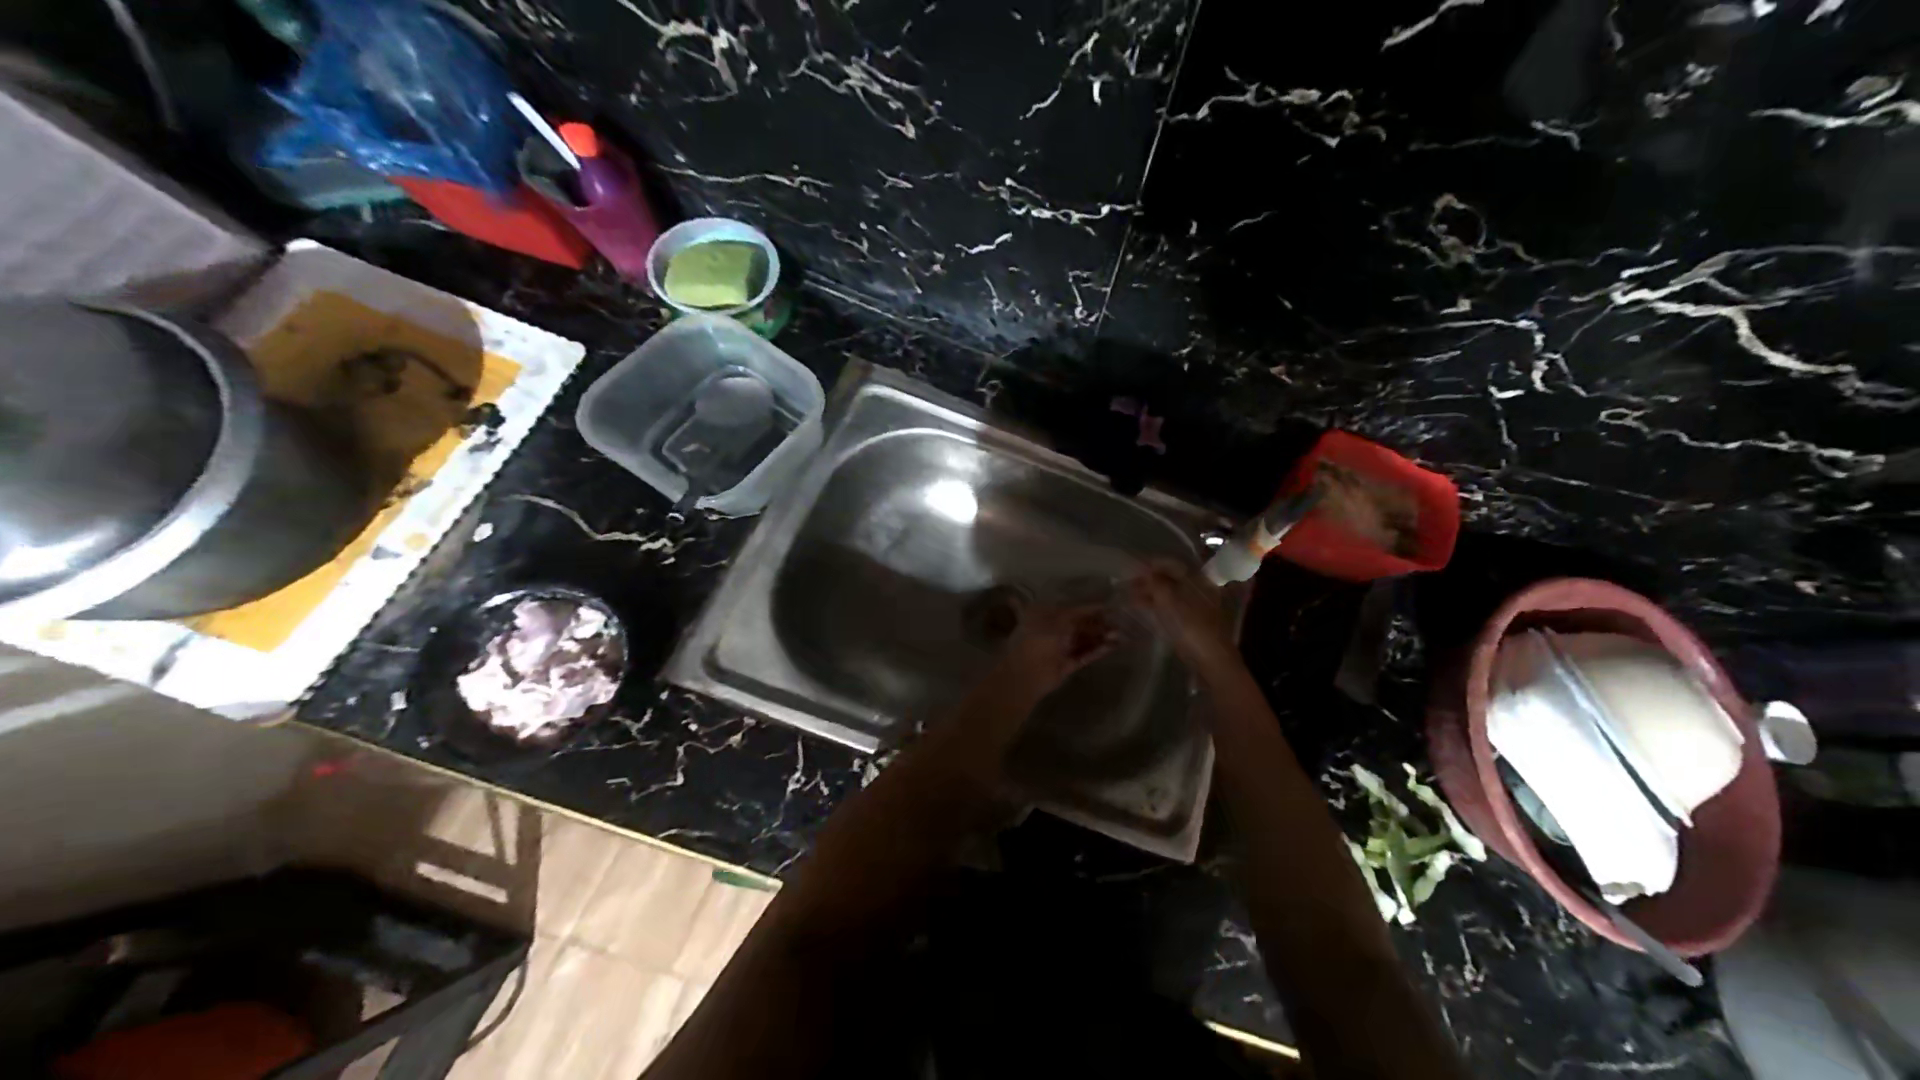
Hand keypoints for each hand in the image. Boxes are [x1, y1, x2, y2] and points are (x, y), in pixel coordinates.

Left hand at [993, 603, 1119, 699]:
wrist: (1025, 676)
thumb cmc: (1036, 643)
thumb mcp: (1056, 623)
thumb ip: (1077, 616)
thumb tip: (1096, 608)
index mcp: (1049, 619)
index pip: (1075, 611)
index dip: (1092, 609)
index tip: (1110, 606)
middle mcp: (1057, 633)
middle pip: (1082, 626)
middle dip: (1100, 624)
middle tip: (1120, 621)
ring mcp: (1063, 649)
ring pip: (1086, 641)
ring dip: (1102, 637)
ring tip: (1120, 634)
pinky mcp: (1069, 665)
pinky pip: (1086, 655)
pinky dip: (1098, 651)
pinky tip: (1113, 647)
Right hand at [1128, 558, 1240, 680]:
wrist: (1210, 660)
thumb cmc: (1191, 626)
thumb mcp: (1170, 600)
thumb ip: (1157, 582)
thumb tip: (1146, 570)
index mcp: (1198, 580)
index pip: (1172, 564)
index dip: (1152, 564)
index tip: (1132, 567)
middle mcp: (1198, 590)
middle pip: (1170, 579)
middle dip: (1148, 579)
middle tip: (1126, 582)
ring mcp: (1194, 607)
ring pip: (1168, 594)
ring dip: (1148, 593)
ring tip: (1128, 595)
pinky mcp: (1189, 622)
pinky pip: (1168, 608)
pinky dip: (1153, 605)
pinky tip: (1139, 607)